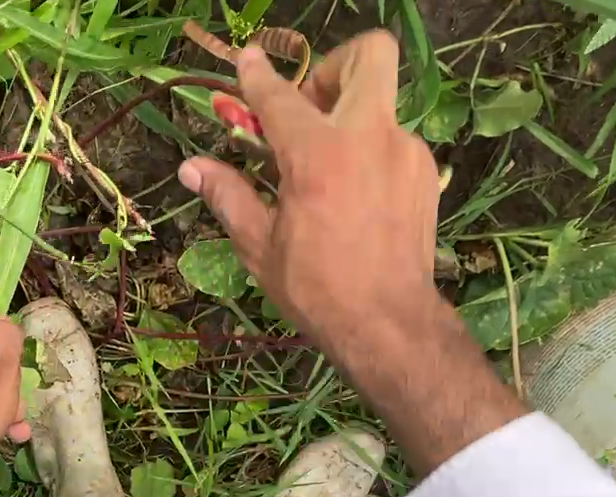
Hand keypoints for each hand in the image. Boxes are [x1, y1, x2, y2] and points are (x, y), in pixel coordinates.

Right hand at [179, 32, 526, 474]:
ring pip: (380, 103)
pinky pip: (391, 142)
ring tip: (323, 173)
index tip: (248, 62)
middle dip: (333, 66)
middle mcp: (368, 138)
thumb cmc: (314, 290)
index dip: (257, 76)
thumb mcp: (258, 247)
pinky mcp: (424, 173)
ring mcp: (404, 151)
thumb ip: (228, 196)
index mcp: (317, 156)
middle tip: (309, 107)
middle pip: (368, 55)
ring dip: (348, 119)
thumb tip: (191, 168)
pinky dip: (366, 155)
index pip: (281, 97)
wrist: (385, 322)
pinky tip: (350, 200)